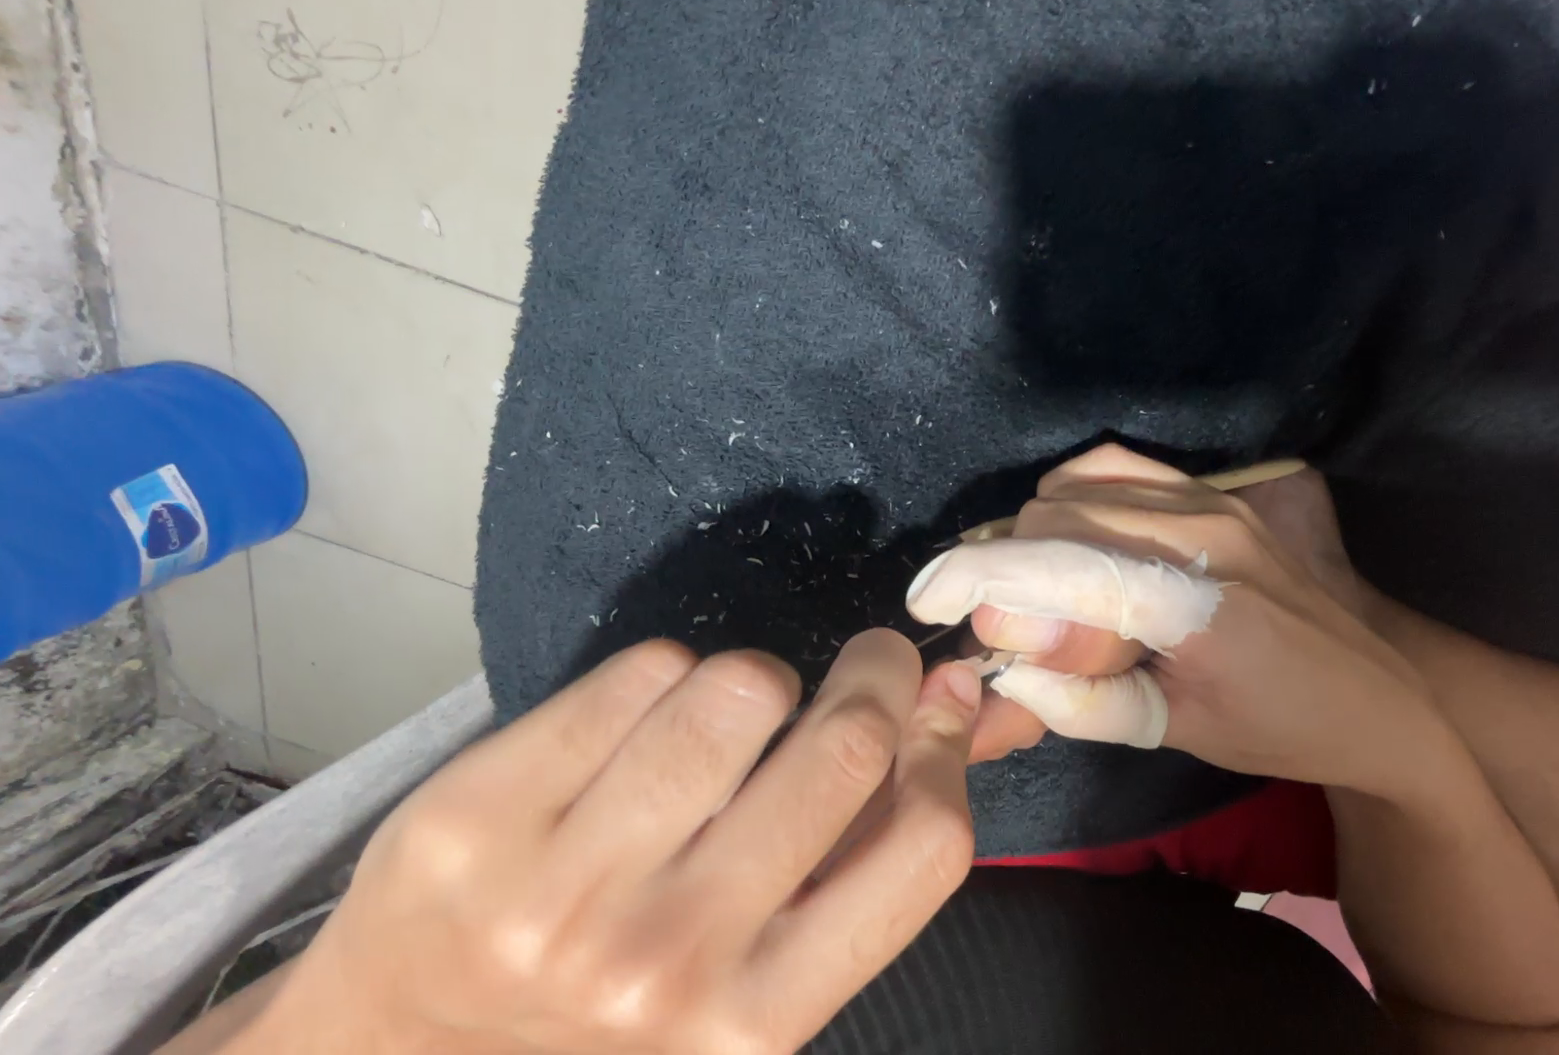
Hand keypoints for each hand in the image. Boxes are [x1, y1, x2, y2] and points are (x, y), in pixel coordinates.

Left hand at [237, 632, 979, 1054]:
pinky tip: (637, 725)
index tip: (930, 702)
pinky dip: (666, 675)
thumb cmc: (611, 1025)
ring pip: (740, 689)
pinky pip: (642, 670)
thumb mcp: (754, 986)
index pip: (924, 847)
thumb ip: (861, 854)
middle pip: (842, 746)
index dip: (944, 747)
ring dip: (758, 681)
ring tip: (730, 716)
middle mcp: (671, 959)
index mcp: (759, 1021)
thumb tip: (958, 701)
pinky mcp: (477, 812)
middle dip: (875, 674)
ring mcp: (564, 888)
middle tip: (866, 663)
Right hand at [916, 445, 1440, 795]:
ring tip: (1050, 595)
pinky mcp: (1215, 491)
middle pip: (1053, 520)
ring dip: (1037, 538)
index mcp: (1194, 600)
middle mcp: (1199, 528)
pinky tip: (1076, 541)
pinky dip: (1072, 499)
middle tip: (1013, 628)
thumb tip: (1001, 668)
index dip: (980, 576)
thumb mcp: (1176, 730)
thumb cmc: (1278, 729)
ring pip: (1074, 488)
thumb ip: (1083, 700)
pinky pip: (1113, 468)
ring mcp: (1210, 499)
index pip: (1063, 566)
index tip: (926, 598)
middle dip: (1008, 571)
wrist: (1377, 697)